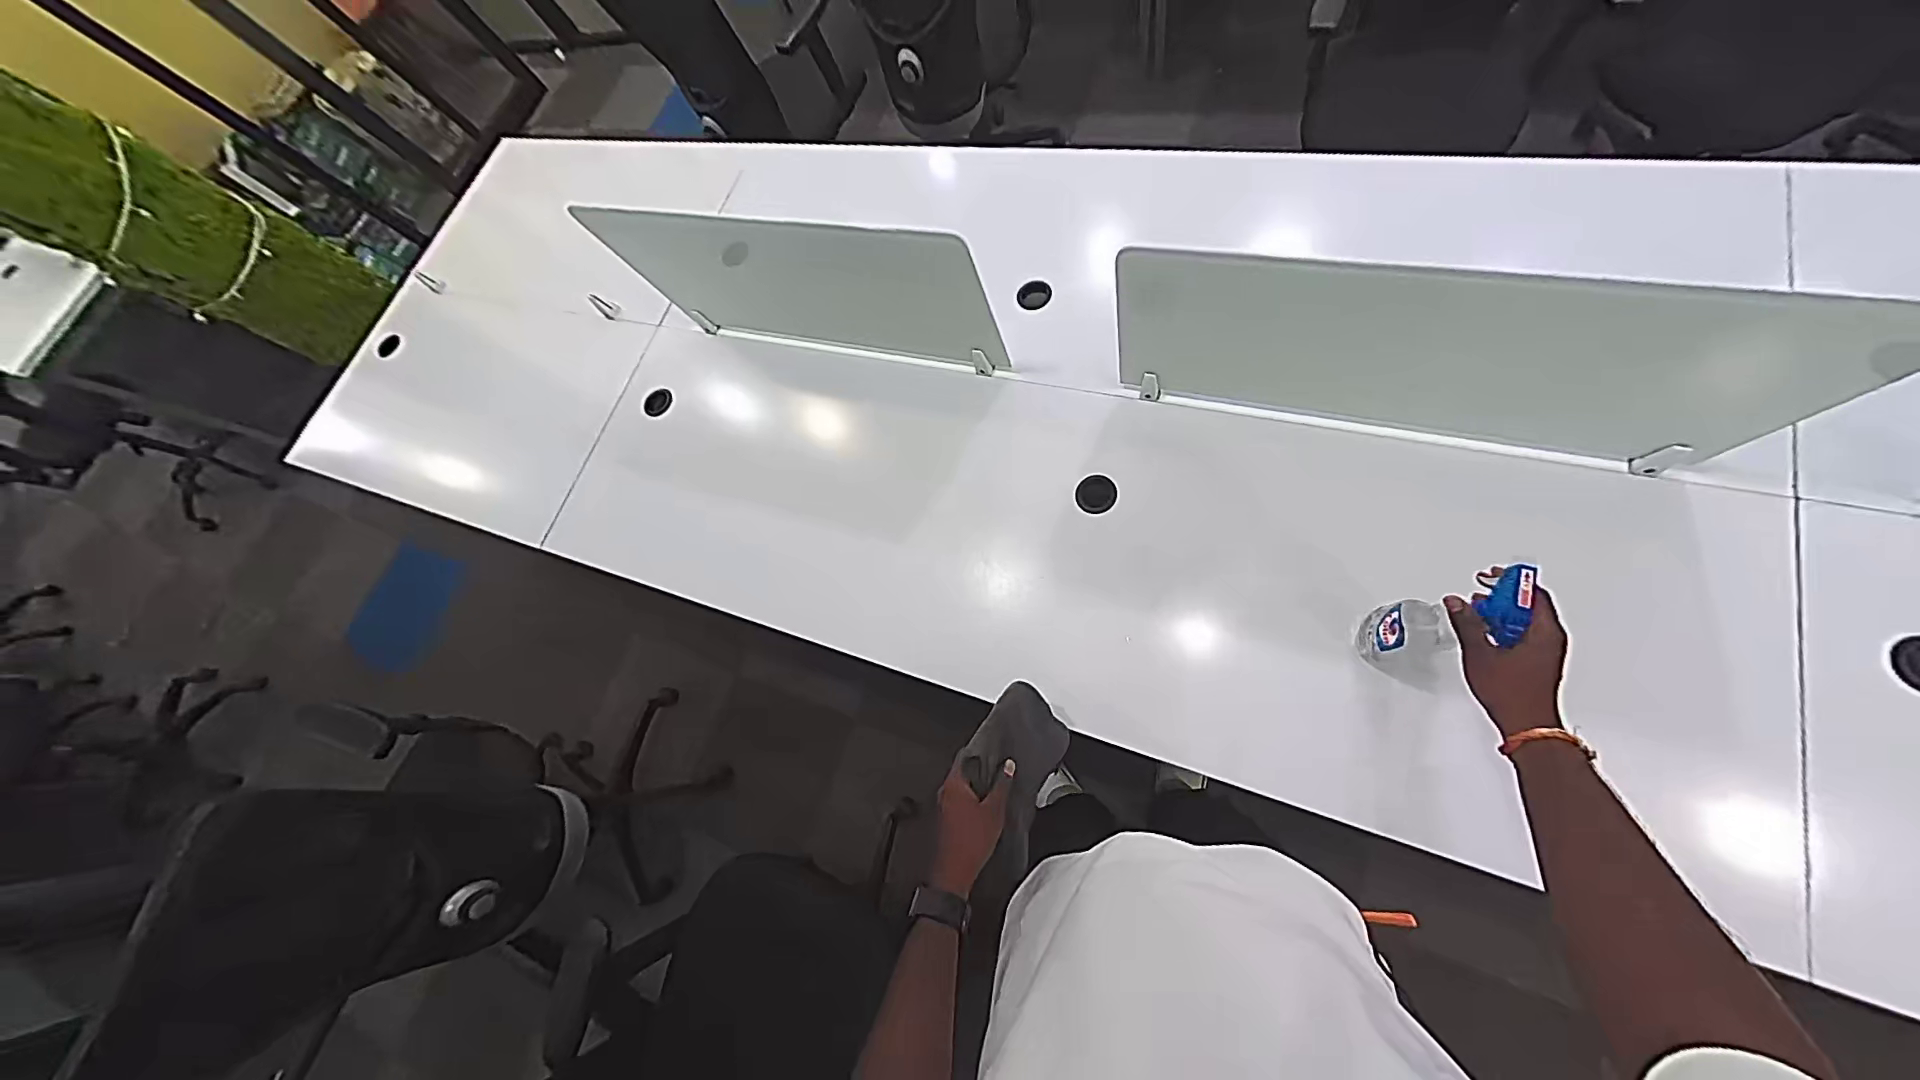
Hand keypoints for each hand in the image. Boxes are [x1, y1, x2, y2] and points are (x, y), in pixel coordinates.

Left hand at [929, 757, 1013, 896]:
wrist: (955, 873)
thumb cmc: (970, 843)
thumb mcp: (994, 810)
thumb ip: (1002, 785)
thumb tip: (1008, 767)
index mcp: (953, 784)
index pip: (964, 756)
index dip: (979, 750)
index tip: (992, 749)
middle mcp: (944, 792)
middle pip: (962, 771)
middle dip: (980, 768)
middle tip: (998, 768)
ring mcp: (943, 805)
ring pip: (961, 787)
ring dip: (976, 785)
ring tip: (994, 787)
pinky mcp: (945, 818)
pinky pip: (959, 800)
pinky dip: (971, 798)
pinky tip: (984, 806)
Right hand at [1444, 568, 1568, 737]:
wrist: (1526, 724)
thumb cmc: (1510, 692)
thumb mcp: (1480, 652)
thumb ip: (1467, 623)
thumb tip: (1457, 601)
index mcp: (1545, 631)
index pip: (1531, 594)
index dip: (1510, 580)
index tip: (1490, 576)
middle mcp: (1551, 638)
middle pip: (1529, 604)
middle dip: (1502, 595)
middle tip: (1479, 590)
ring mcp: (1546, 650)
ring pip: (1524, 619)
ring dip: (1500, 611)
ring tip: (1475, 612)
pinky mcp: (1537, 659)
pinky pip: (1522, 633)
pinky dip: (1503, 626)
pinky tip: (1483, 632)